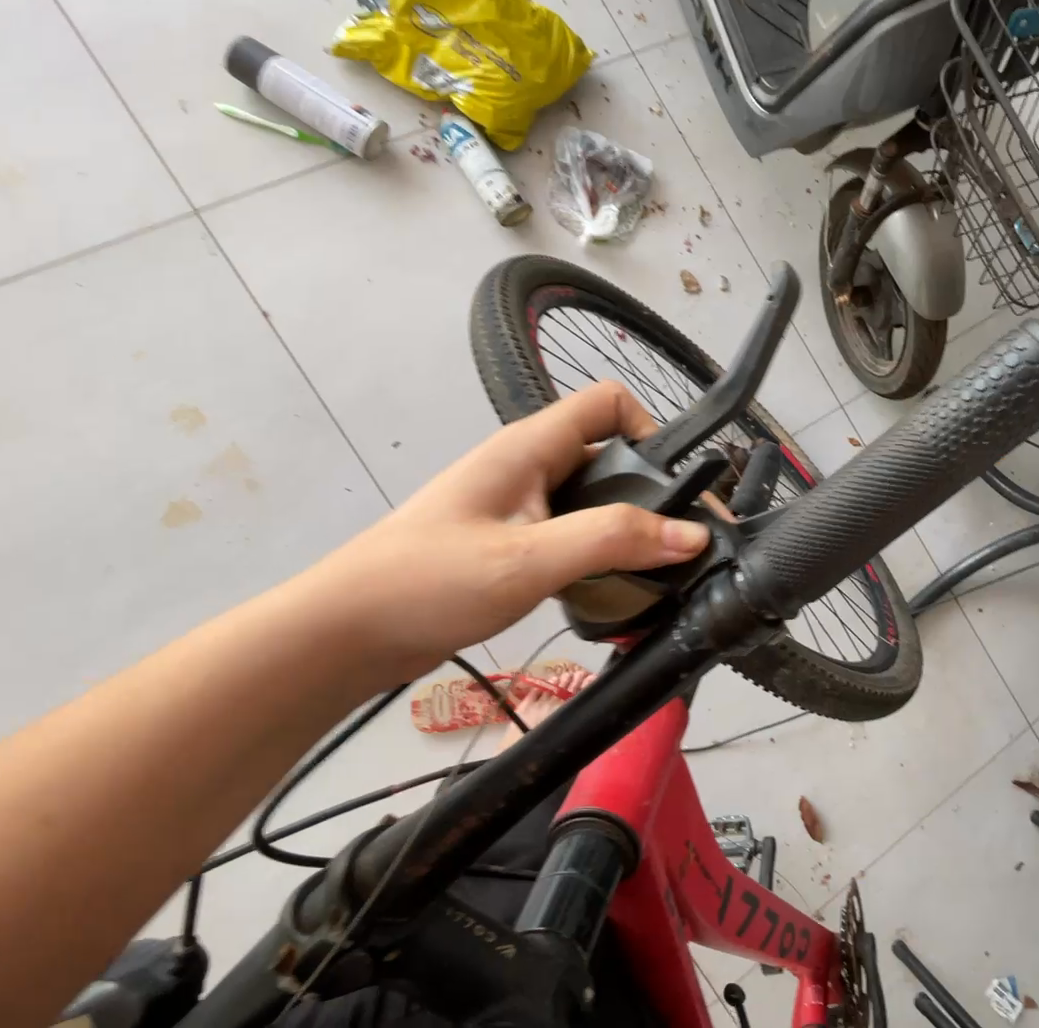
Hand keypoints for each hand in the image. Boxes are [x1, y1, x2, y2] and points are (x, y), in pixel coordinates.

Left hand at [290, 382, 709, 680]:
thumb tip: (693, 534)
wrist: (346, 635)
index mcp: (530, 447)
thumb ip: (613, 541)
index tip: (680, 488)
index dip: (653, 432)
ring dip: (627, 532)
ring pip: (594, 502)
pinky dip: (601, 557)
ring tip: (657, 575)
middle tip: (682, 545)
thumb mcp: (529, 559)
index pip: (609, 403)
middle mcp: (529, 467)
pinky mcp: (512, 544)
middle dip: (651, 495)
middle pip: (611, 457)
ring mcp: (519, 507)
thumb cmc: (428, 583)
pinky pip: (574, 536)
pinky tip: (613, 591)